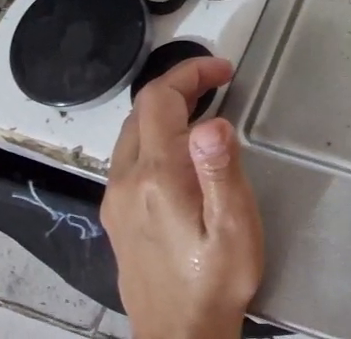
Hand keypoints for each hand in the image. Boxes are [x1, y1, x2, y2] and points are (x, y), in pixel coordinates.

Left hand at [102, 57, 262, 338]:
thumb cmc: (216, 280)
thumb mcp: (234, 225)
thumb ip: (221, 169)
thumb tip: (213, 122)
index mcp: (156, 176)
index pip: (160, 98)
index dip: (190, 71)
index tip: (224, 70)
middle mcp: (126, 181)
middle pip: (141, 110)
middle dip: (179, 84)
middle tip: (219, 82)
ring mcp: (116, 200)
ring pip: (131, 132)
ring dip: (165, 107)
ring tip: (206, 105)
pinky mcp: (117, 217)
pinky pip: (130, 156)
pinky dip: (156, 133)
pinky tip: (183, 149)